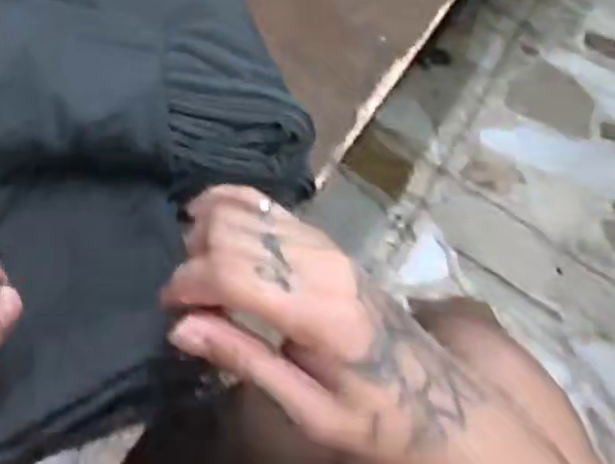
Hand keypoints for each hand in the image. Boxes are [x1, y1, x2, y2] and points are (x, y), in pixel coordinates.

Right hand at [161, 187, 487, 462]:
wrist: (445, 402)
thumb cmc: (376, 415)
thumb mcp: (313, 412)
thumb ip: (244, 361)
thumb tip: (178, 327)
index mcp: (321, 314)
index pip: (229, 273)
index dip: (186, 284)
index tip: (170, 308)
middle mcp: (318, 264)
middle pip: (224, 233)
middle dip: (190, 260)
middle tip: (189, 296)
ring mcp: (318, 241)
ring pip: (233, 210)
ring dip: (201, 233)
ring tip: (200, 268)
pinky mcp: (316, 232)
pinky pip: (254, 198)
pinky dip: (220, 201)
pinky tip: (203, 218)